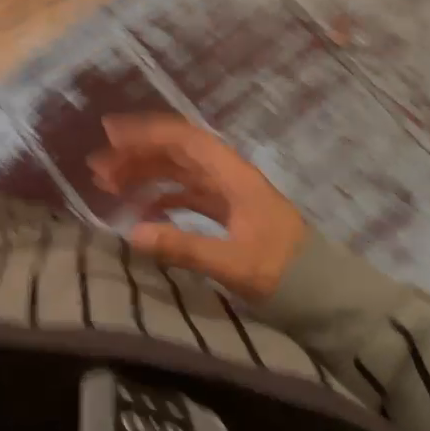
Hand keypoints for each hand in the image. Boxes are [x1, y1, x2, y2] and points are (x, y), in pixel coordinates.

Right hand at [88, 113, 306, 302]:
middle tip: (98, 169)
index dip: (144, 133)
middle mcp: (228, 176)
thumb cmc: (285, 274)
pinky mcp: (229, 214)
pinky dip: (160, 196)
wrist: (330, 298)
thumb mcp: (234, 264)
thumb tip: (132, 232)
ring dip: (144, 173)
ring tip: (109, 185)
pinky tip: (141, 211)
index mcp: (232, 175)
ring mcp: (229, 194)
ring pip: (178, 172)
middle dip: (135, 155)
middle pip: (175, 152)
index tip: (109, 134)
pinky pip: (186, 194)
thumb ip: (183, 247)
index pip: (182, 139)